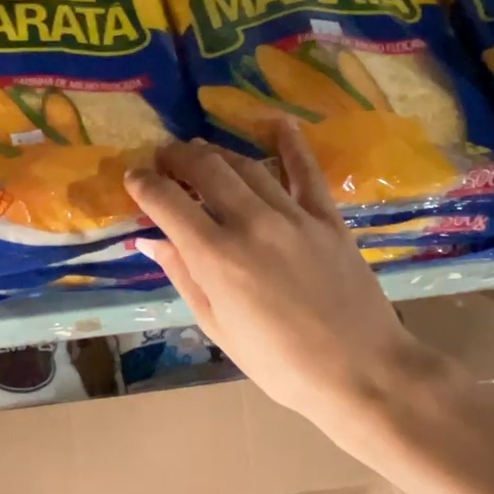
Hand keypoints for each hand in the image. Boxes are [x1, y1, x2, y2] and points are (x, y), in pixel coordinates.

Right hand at [123, 124, 455, 427]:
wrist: (360, 371)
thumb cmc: (278, 363)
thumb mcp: (218, 328)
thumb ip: (184, 277)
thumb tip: (150, 242)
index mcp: (216, 258)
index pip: (168, 202)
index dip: (144, 184)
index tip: (133, 178)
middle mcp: (251, 224)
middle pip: (205, 170)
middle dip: (176, 158)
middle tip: (162, 159)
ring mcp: (294, 216)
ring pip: (246, 166)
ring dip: (216, 153)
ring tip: (199, 152)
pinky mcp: (328, 217)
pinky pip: (305, 169)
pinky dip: (289, 142)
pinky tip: (275, 123)